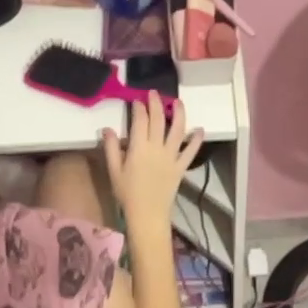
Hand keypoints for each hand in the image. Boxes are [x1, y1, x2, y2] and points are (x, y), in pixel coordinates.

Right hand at [101, 92, 203, 227]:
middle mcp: (157, 148)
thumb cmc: (127, 194)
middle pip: (159, 120)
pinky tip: (200, 130)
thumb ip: (111, 148)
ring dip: (179, 114)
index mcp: (139, 148)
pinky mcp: (181, 167)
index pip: (140, 121)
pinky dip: (196, 140)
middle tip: (154, 93)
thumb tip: (107, 129)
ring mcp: (171, 156)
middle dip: (156, 104)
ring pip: (178, 130)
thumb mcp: (114, 171)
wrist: (147, 214)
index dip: (139, 108)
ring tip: (178, 102)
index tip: (137, 100)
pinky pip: (191, 151)